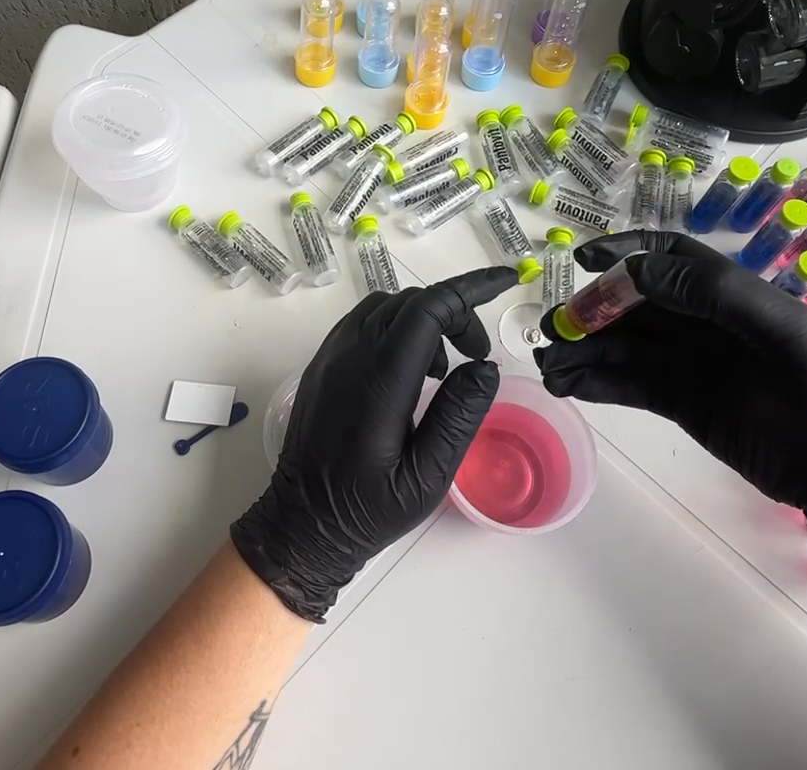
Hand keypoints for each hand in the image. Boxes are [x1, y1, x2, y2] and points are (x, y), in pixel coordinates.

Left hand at [232, 266, 518, 621]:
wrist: (301, 523)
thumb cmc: (367, 509)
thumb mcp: (427, 477)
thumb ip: (458, 418)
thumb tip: (484, 368)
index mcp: (379, 382)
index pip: (427, 310)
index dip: (469, 289)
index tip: (505, 283)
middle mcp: (350, 357)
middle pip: (408, 302)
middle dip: (454, 312)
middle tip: (476, 353)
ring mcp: (330, 358)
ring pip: (384, 307)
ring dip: (423, 319)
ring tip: (443, 367)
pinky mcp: (322, 365)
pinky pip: (362, 322)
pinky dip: (396, 327)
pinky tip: (411, 368)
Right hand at [534, 231, 806, 542]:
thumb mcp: (787, 334)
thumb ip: (716, 297)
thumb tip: (636, 271)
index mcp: (730, 296)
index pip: (667, 259)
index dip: (624, 253)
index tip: (584, 258)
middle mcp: (703, 324)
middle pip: (632, 306)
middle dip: (591, 311)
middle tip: (555, 328)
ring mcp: (690, 366)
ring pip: (623, 348)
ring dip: (584, 351)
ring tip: (549, 365)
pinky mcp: (682, 407)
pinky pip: (629, 387)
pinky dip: (596, 384)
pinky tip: (567, 386)